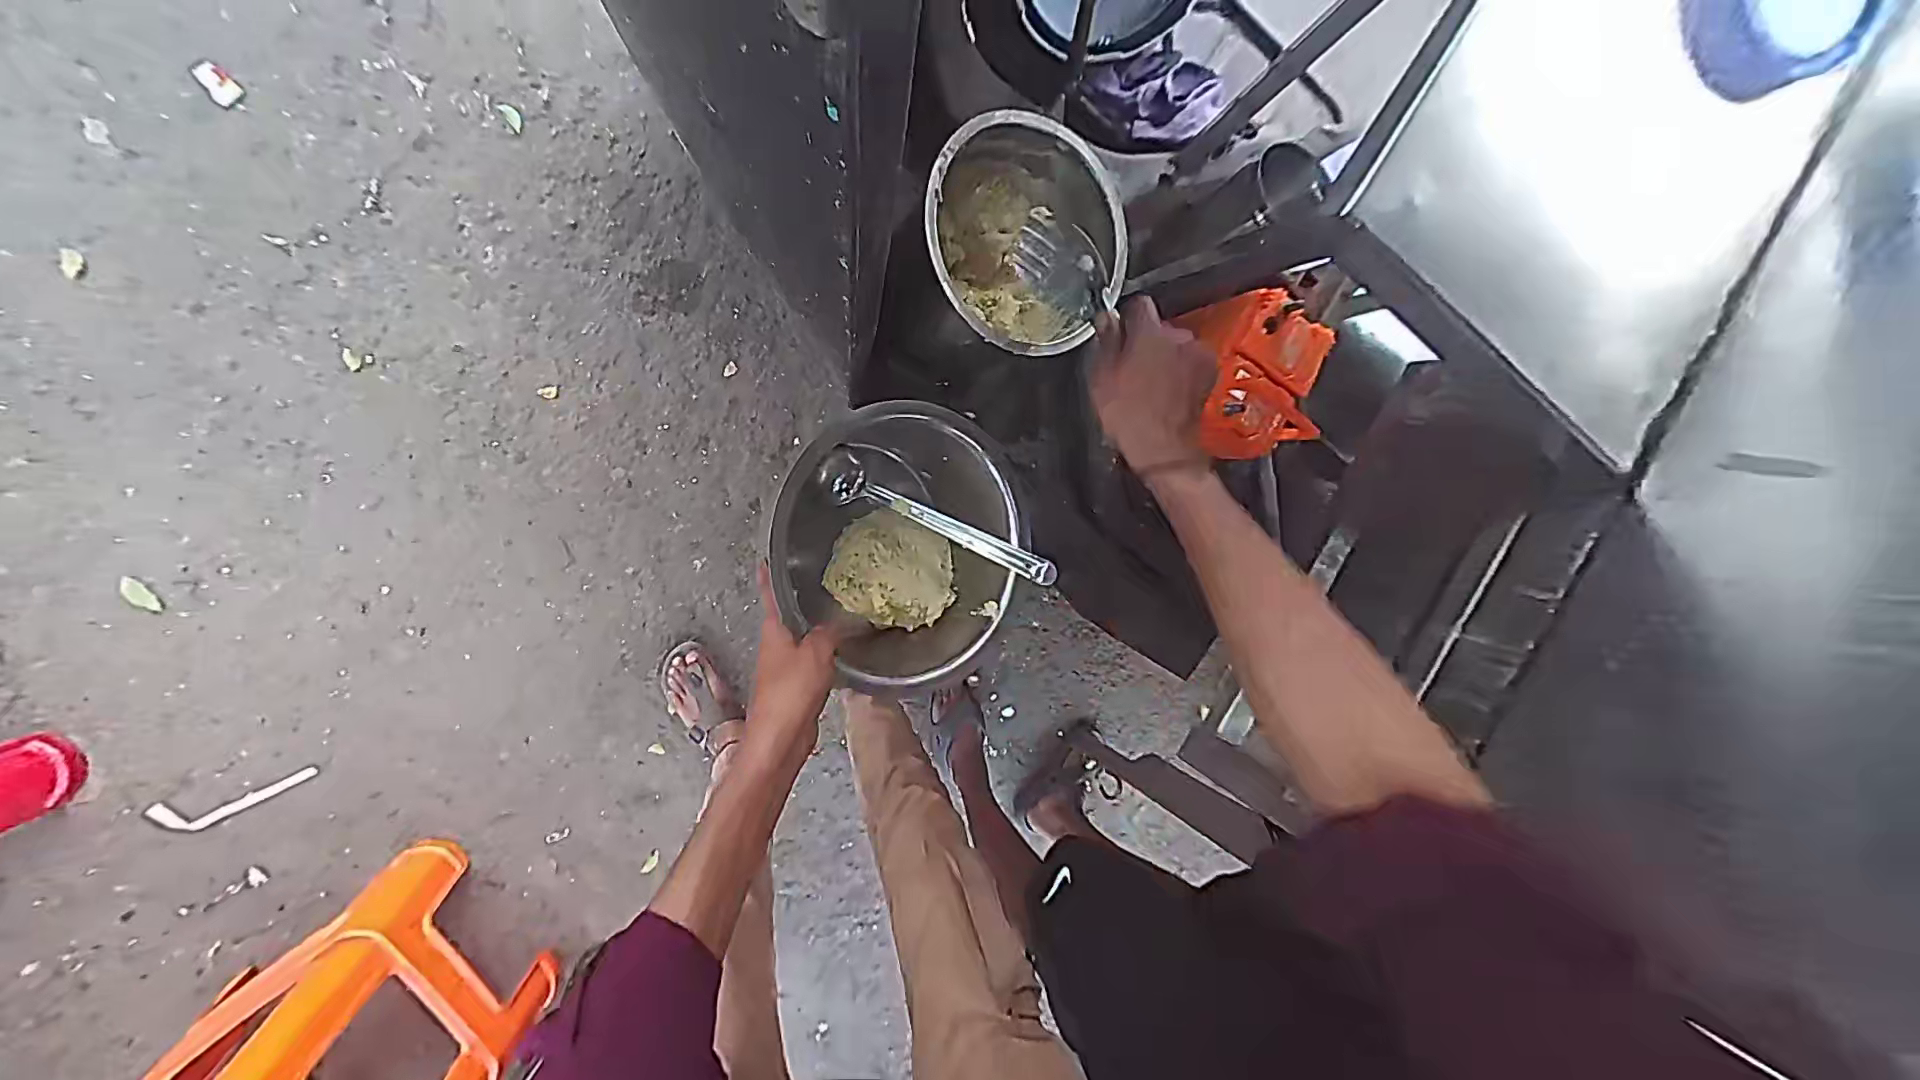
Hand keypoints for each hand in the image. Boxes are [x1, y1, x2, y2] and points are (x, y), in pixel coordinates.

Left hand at [743, 563, 840, 759]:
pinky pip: (812, 661)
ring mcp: (784, 668)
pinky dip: (824, 653)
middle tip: (818, 582)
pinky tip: (840, 651)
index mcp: (773, 632)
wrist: (780, 739)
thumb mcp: (817, 652)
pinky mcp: (796, 687)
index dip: (768, 576)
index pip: (769, 595)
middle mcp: (775, 647)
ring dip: (815, 628)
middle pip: (787, 617)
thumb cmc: (790, 693)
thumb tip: (843, 621)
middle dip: (799, 601)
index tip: (766, 559)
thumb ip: (830, 632)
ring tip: (836, 612)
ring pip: (802, 639)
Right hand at [1090, 296, 1216, 479]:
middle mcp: (1178, 336)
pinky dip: (1180, 370)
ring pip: (1176, 345)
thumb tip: (1107, 317)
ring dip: (1165, 356)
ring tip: (1150, 383)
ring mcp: (1198, 354)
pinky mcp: (1209, 372)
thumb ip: (1106, 341)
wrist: (1163, 449)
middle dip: (1146, 341)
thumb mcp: (1102, 378)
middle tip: (1131, 368)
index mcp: (1149, 332)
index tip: (1118, 334)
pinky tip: (1167, 391)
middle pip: (1159, 327)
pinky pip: (1189, 361)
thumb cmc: (1127, 415)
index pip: (1139, 305)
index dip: (1126, 318)